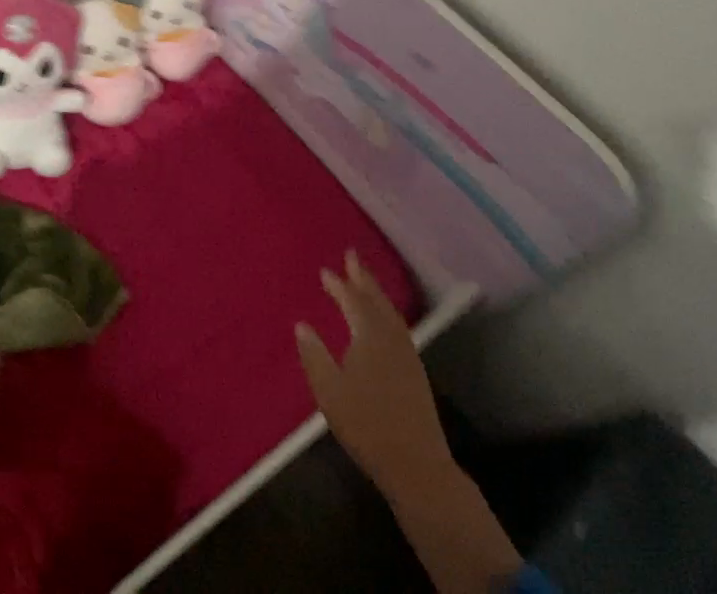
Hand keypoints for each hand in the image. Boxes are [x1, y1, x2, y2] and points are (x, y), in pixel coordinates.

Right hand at [295, 251, 448, 496]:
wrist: (414, 461)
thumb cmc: (364, 425)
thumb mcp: (329, 391)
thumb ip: (314, 355)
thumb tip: (302, 325)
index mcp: (369, 337)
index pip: (353, 301)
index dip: (340, 285)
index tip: (326, 270)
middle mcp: (391, 338)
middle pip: (376, 300)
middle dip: (363, 278)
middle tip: (352, 256)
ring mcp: (407, 353)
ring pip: (390, 313)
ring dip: (376, 293)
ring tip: (364, 281)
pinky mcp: (414, 369)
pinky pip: (397, 326)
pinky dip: (386, 312)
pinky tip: (382, 319)